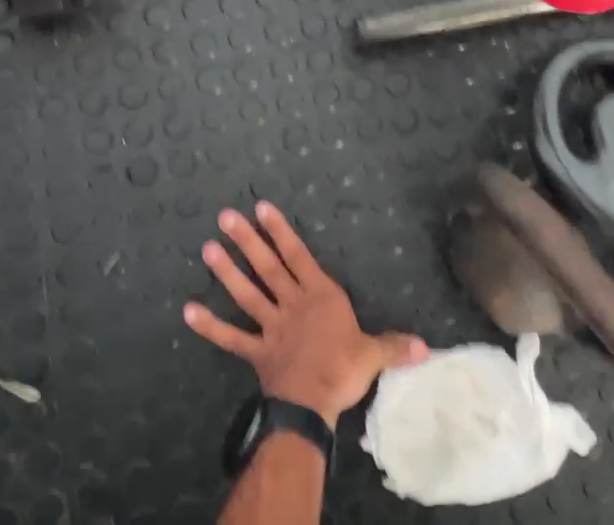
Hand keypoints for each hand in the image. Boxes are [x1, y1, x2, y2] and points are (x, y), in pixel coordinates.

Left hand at [184, 202, 427, 424]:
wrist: (311, 405)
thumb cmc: (343, 371)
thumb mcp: (374, 354)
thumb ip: (395, 345)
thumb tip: (426, 347)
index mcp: (321, 297)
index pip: (298, 256)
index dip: (280, 231)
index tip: (261, 208)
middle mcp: (293, 305)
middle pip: (268, 267)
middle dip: (247, 241)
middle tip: (225, 217)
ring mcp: (271, 327)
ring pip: (247, 294)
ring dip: (227, 272)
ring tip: (207, 249)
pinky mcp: (258, 352)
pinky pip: (231, 338)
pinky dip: (210, 326)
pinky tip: (188, 311)